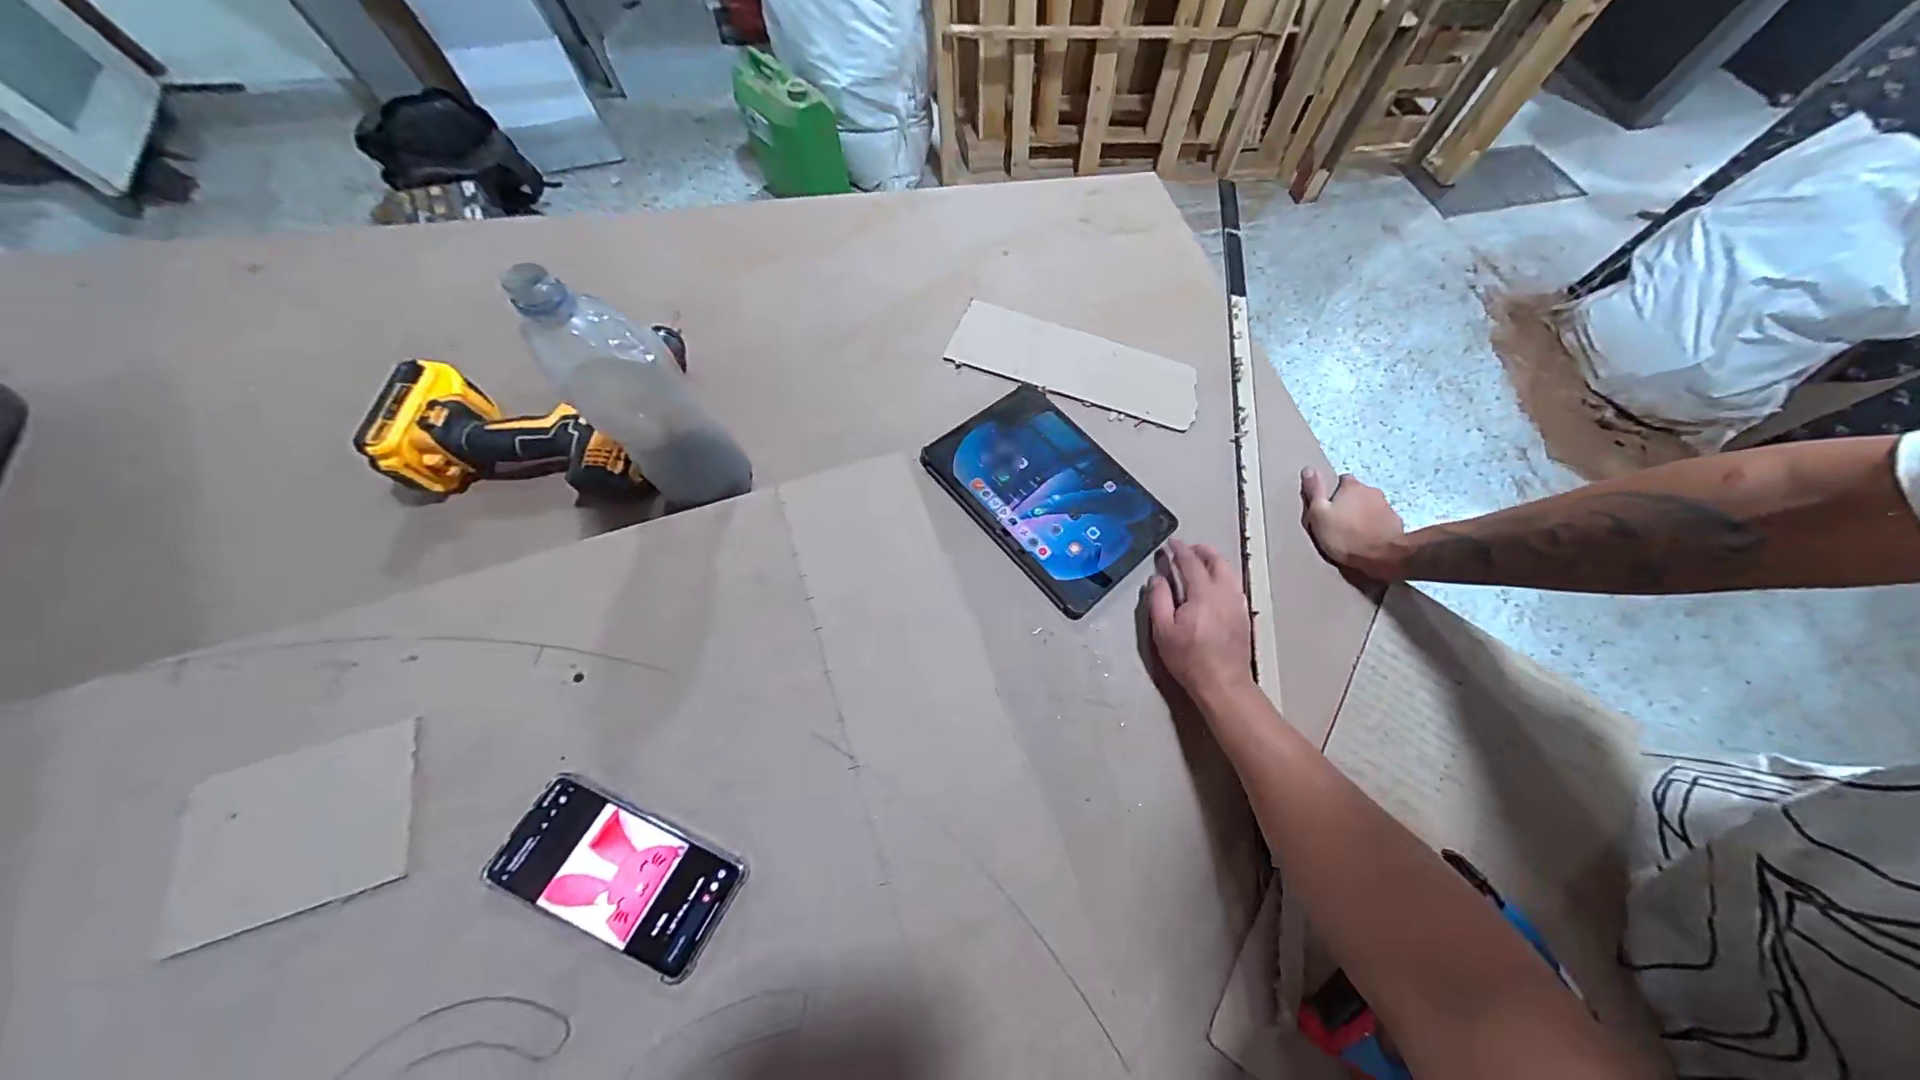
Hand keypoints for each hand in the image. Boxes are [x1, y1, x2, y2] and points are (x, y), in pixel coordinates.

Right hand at [1146, 539, 1253, 699]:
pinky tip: (1215, 583)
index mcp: (1203, 594)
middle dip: (1202, 551)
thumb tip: (1157, 578)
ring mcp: (1237, 604)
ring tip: (1202, 561)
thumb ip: (1158, 599)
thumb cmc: (1188, 658)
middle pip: (1217, 562)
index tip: (1171, 543)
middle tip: (1188, 548)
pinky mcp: (1243, 615)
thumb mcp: (1163, 631)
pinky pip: (1234, 585)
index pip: (1191, 563)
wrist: (1222, 683)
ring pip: (1229, 572)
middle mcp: (1224, 593)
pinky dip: (1223, 575)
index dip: (1180, 550)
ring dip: (1215, 561)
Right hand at [1301, 468, 1406, 578]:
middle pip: (1358, 493)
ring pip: (1370, 506)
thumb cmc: (1345, 535)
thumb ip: (1314, 492)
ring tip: (1354, 532)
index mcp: (1352, 487)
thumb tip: (1308, 469)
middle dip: (1350, 502)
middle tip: (1339, 520)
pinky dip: (1375, 525)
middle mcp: (1372, 491)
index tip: (1328, 506)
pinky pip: (1381, 520)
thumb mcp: (1319, 515)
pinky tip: (1368, 538)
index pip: (1343, 480)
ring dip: (1363, 514)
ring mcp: (1387, 506)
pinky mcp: (1396, 522)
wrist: (1383, 557)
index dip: (1335, 491)